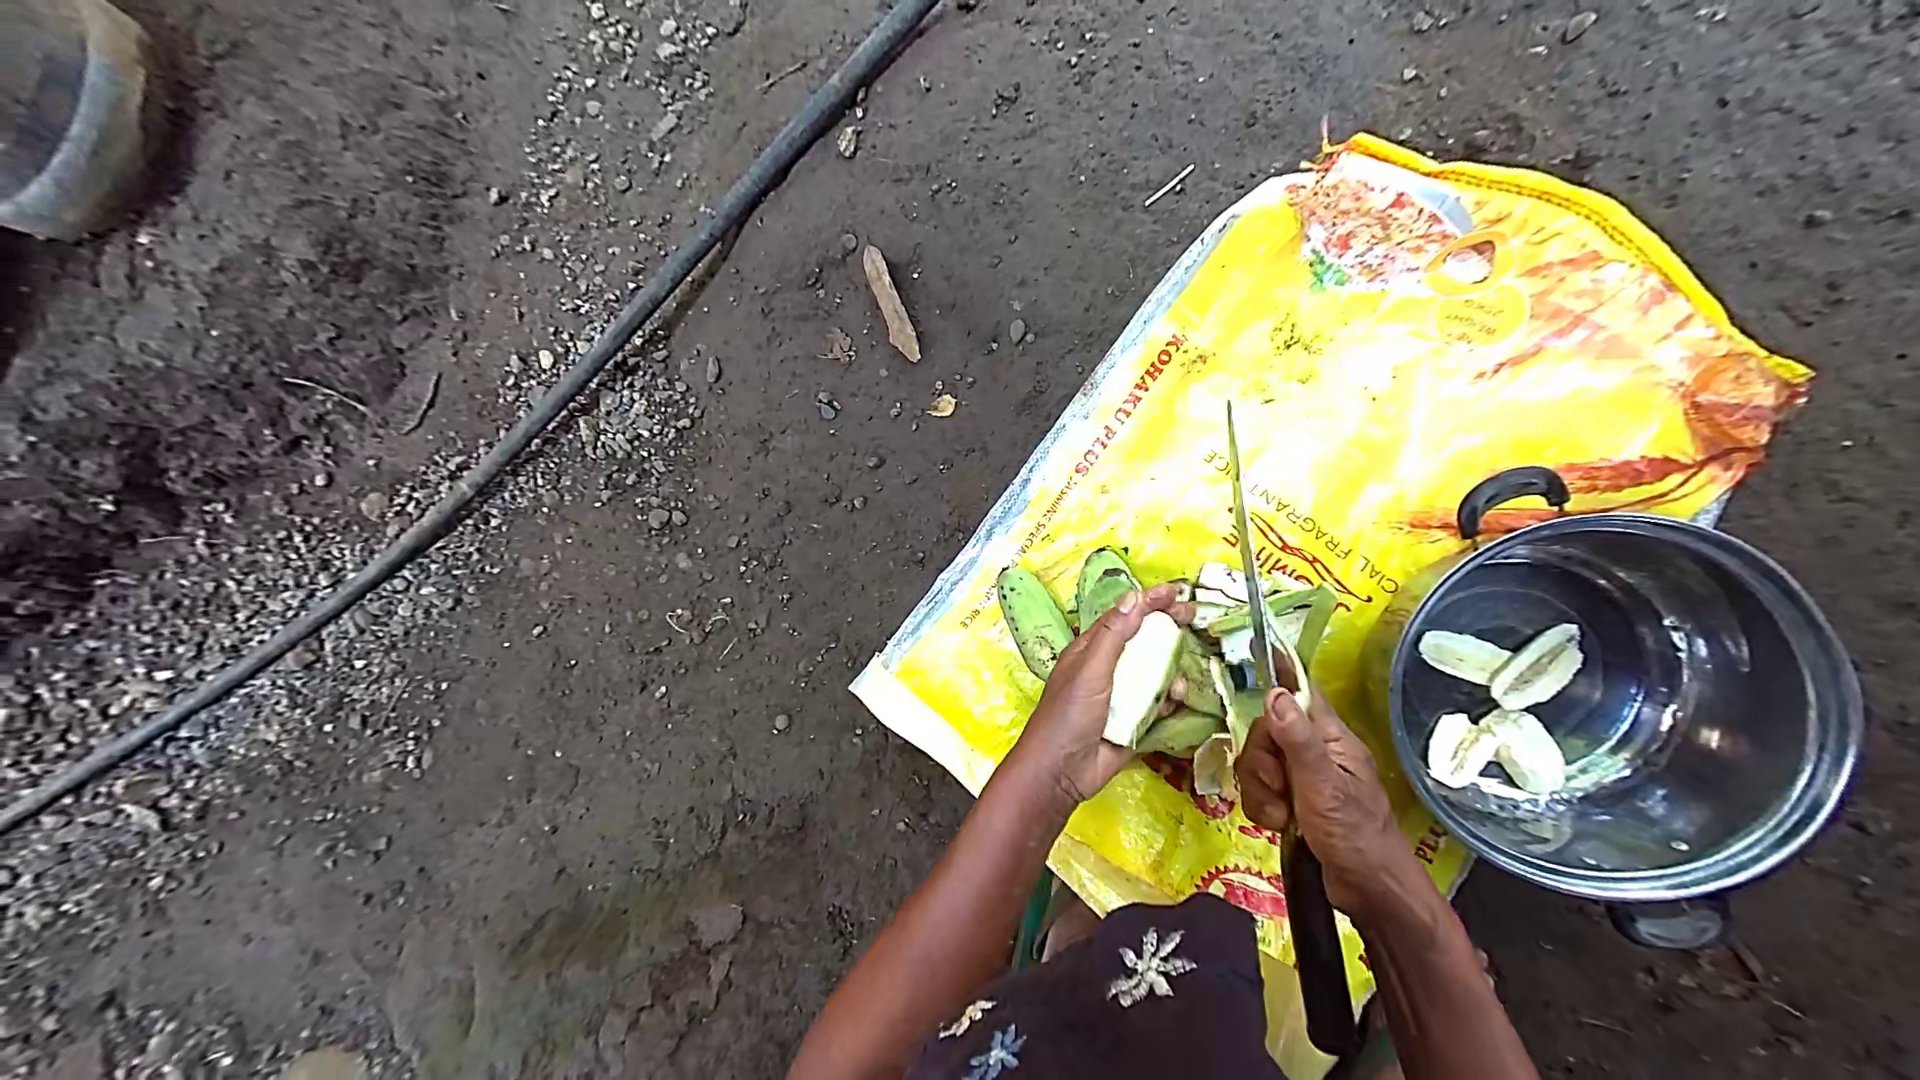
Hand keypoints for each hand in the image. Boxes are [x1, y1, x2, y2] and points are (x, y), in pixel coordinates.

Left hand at [1005, 582, 1194, 810]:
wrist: (1062, 772)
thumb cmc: (1069, 715)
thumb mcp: (1090, 669)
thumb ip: (1113, 634)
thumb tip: (1134, 597)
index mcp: (1090, 650)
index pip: (1123, 617)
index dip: (1149, 601)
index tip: (1177, 590)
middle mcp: (1107, 669)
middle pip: (1143, 641)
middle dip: (1167, 628)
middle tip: (1193, 615)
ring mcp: (1121, 696)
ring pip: (1155, 673)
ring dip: (1171, 670)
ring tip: (1181, 676)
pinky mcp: (1134, 722)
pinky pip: (1159, 704)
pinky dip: (1170, 700)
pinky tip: (1177, 701)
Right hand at [1235, 688, 1417, 922]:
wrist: (1368, 892)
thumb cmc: (1355, 835)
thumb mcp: (1323, 786)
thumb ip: (1297, 739)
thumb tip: (1276, 693)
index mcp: (1330, 738)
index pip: (1301, 692)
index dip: (1279, 673)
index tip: (1255, 650)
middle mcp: (1313, 751)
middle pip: (1265, 731)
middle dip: (1262, 762)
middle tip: (1281, 786)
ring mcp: (1300, 776)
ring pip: (1256, 762)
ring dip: (1262, 791)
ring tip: (1285, 814)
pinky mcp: (1289, 799)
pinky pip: (1257, 789)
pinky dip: (1262, 807)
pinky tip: (1280, 824)